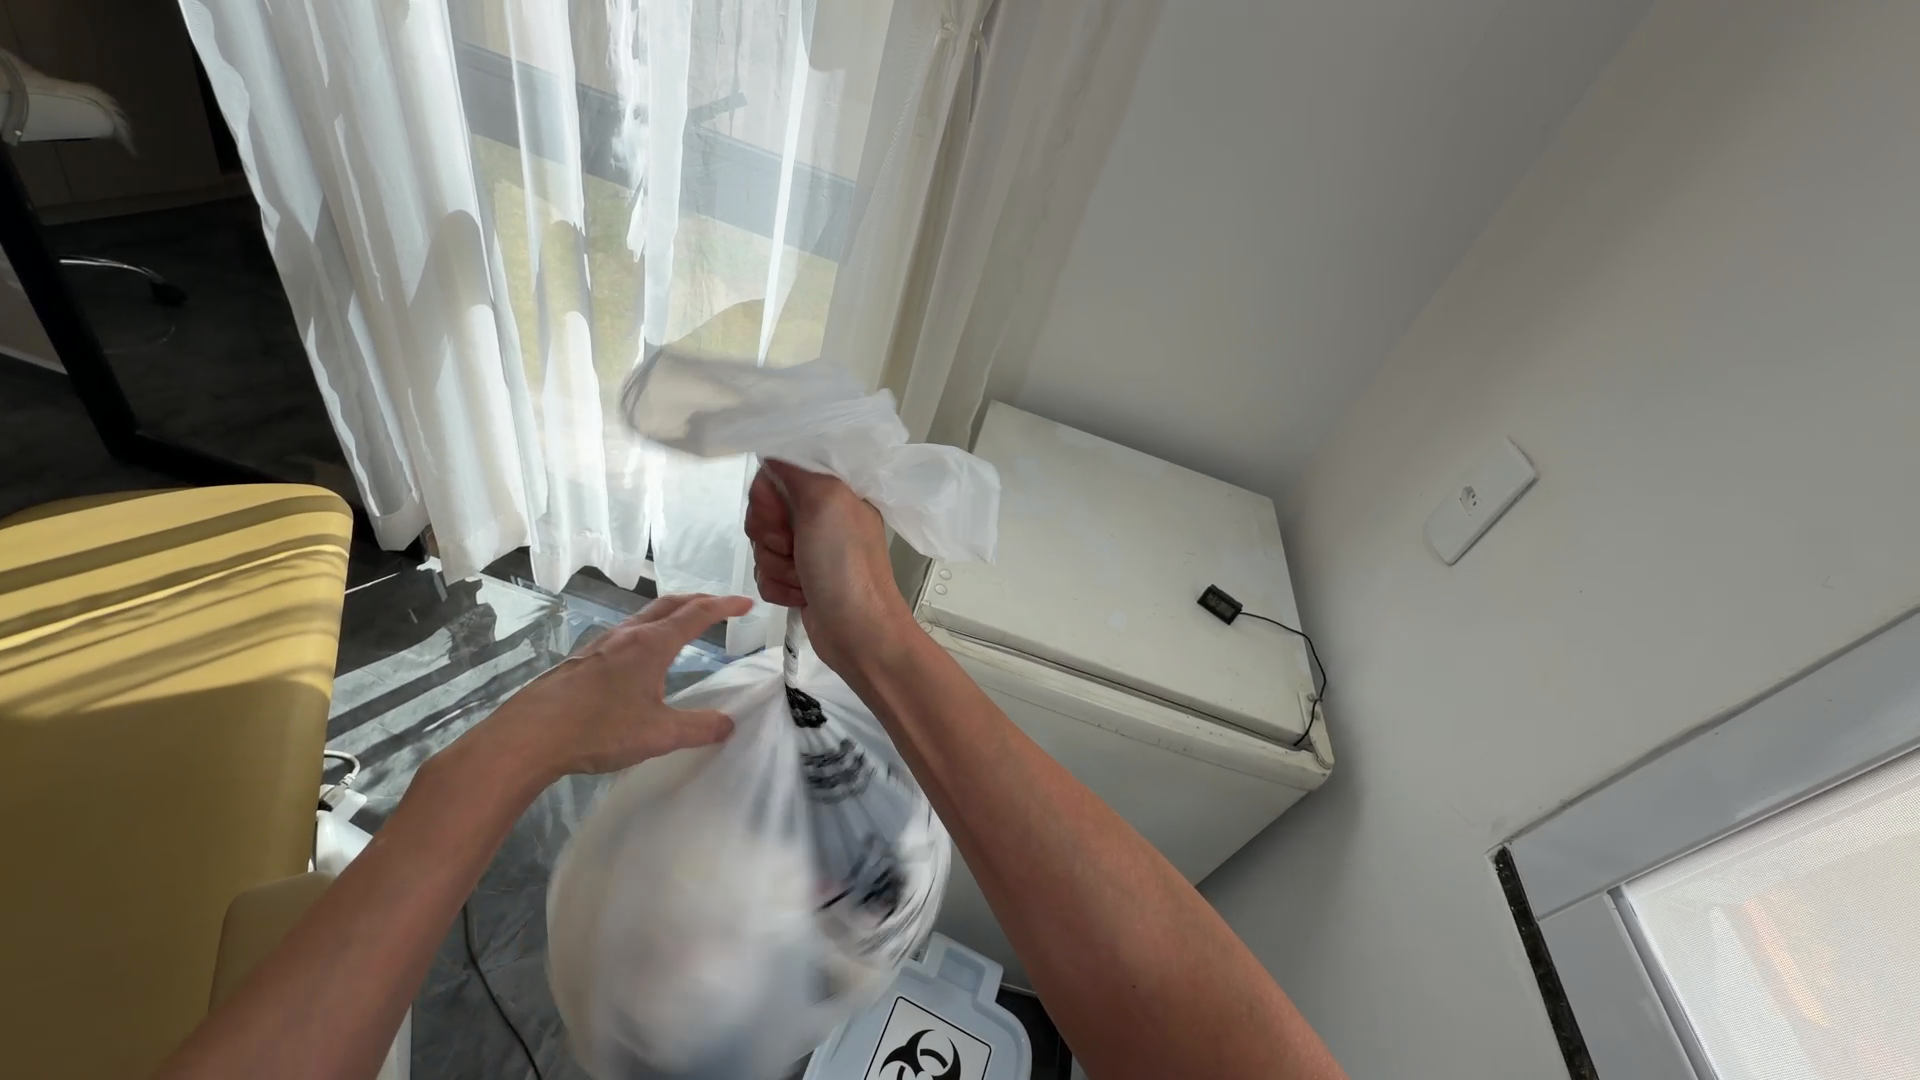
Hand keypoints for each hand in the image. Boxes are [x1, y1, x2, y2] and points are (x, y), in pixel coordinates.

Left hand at [472, 593, 751, 783]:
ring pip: (643, 617)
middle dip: (699, 600)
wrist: (528, 737)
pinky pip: (623, 634)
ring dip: (669, 614)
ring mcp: (600, 646)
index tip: (746, 603)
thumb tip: (728, 724)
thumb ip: (699, 728)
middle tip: (719, 605)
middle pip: (669, 605)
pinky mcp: (580, 662)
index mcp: (652, 645)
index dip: (725, 606)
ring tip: (682, 626)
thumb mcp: (659, 735)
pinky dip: (646, 632)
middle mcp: (628, 636)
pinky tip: (638, 657)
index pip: (697, 615)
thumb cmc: (599, 730)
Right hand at [745, 459, 917, 675]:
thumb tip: (773, 452)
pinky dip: (778, 586)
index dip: (770, 497)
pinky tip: (802, 594)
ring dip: (776, 564)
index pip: (778, 474)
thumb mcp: (826, 501)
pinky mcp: (798, 579)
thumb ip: (796, 470)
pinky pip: (763, 573)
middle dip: (772, 535)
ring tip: (805, 576)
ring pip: (760, 544)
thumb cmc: (846, 567)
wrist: (857, 633)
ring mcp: (809, 549)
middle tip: (798, 548)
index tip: (787, 514)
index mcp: (834, 491)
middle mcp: (822, 516)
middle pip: (763, 510)